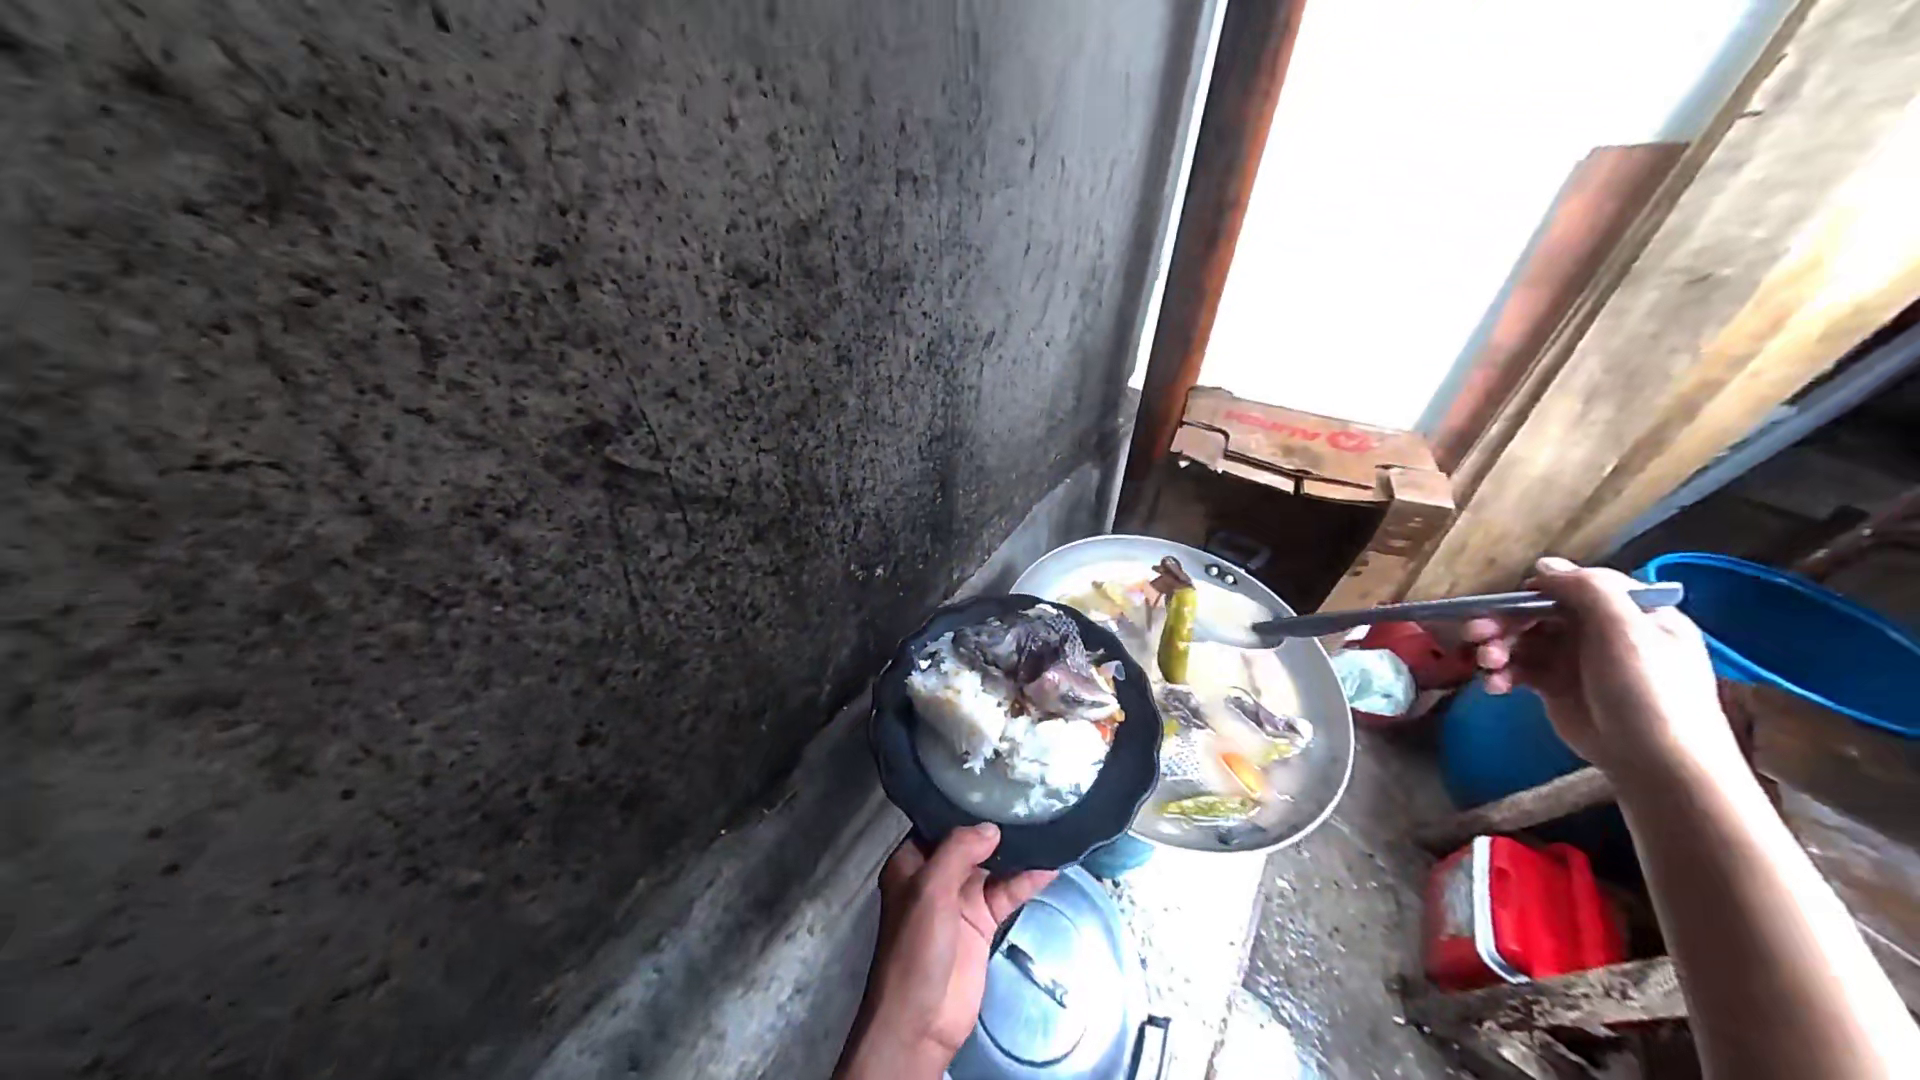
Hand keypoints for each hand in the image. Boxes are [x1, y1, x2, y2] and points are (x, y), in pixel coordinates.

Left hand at [834, 823, 1056, 1079]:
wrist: (920, 1021)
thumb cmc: (914, 948)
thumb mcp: (930, 891)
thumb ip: (957, 851)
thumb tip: (991, 827)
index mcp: (911, 862)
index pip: (939, 823)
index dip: (963, 806)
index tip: (994, 784)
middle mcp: (935, 876)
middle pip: (970, 843)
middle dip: (995, 826)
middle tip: (1028, 801)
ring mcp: (960, 900)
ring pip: (992, 866)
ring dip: (1016, 852)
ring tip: (1045, 827)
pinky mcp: (982, 922)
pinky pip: (1006, 893)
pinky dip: (1025, 880)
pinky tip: (1048, 866)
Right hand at [1459, 558, 1741, 781]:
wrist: (1657, 763)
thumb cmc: (1647, 691)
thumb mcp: (1626, 631)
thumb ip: (1588, 590)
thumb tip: (1544, 565)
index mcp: (1631, 613)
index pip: (1576, 588)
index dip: (1538, 592)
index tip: (1508, 603)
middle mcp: (1603, 633)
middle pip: (1540, 614)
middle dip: (1505, 622)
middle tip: (1477, 634)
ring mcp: (1577, 661)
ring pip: (1523, 641)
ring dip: (1497, 648)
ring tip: (1486, 665)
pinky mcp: (1555, 688)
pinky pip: (1519, 670)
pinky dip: (1502, 674)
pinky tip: (1494, 686)